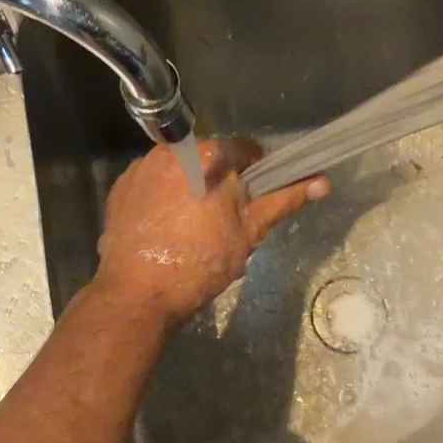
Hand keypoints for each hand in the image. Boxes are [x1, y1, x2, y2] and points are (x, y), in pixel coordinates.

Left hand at [92, 138, 327, 325]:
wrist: (137, 294)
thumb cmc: (199, 264)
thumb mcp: (248, 233)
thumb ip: (282, 200)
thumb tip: (321, 182)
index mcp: (206, 155)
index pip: (245, 148)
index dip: (258, 173)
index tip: (255, 200)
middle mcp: (169, 151)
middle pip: (210, 158)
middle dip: (222, 182)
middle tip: (226, 221)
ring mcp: (140, 168)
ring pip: (181, 170)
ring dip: (193, 188)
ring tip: (193, 229)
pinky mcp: (121, 188)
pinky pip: (154, 184)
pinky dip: (164, 199)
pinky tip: (167, 229)